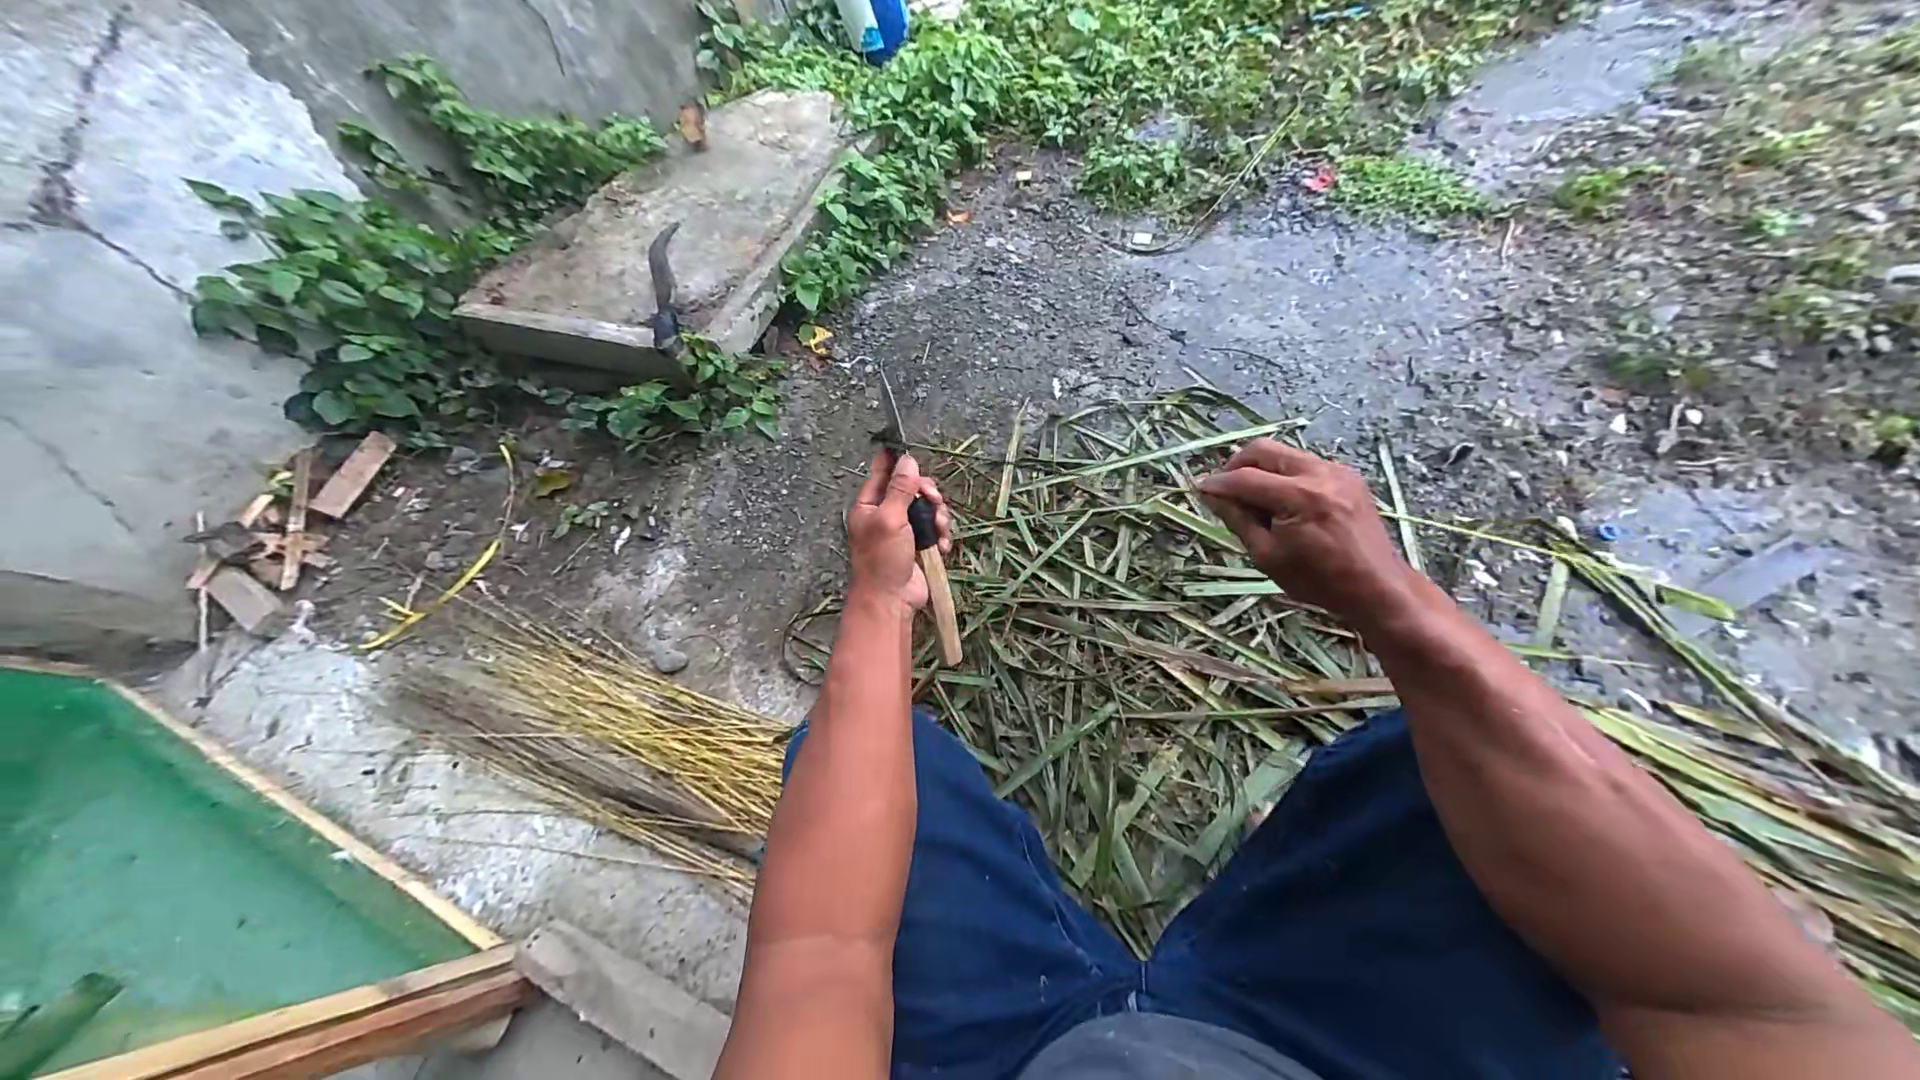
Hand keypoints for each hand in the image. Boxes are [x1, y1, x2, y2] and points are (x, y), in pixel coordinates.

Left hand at [846, 450, 951, 615]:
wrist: (891, 600)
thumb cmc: (882, 559)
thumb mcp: (890, 519)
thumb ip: (900, 489)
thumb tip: (908, 461)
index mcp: (869, 505)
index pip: (883, 473)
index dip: (898, 462)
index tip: (914, 454)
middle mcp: (885, 513)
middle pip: (911, 488)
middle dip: (927, 493)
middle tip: (934, 501)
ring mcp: (903, 529)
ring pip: (927, 508)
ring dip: (938, 517)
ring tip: (939, 531)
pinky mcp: (919, 544)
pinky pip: (935, 528)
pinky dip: (941, 535)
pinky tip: (942, 546)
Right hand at [1197, 439, 1416, 627]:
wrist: (1376, 586)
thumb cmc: (1317, 580)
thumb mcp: (1266, 555)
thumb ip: (1237, 519)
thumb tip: (1211, 495)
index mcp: (1299, 497)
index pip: (1244, 478)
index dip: (1217, 484)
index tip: (1200, 490)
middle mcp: (1320, 474)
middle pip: (1263, 450)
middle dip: (1236, 465)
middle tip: (1224, 488)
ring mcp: (1337, 471)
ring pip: (1283, 453)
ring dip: (1260, 469)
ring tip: (1252, 498)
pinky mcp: (1347, 476)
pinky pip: (1303, 464)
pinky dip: (1283, 475)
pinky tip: (1280, 501)